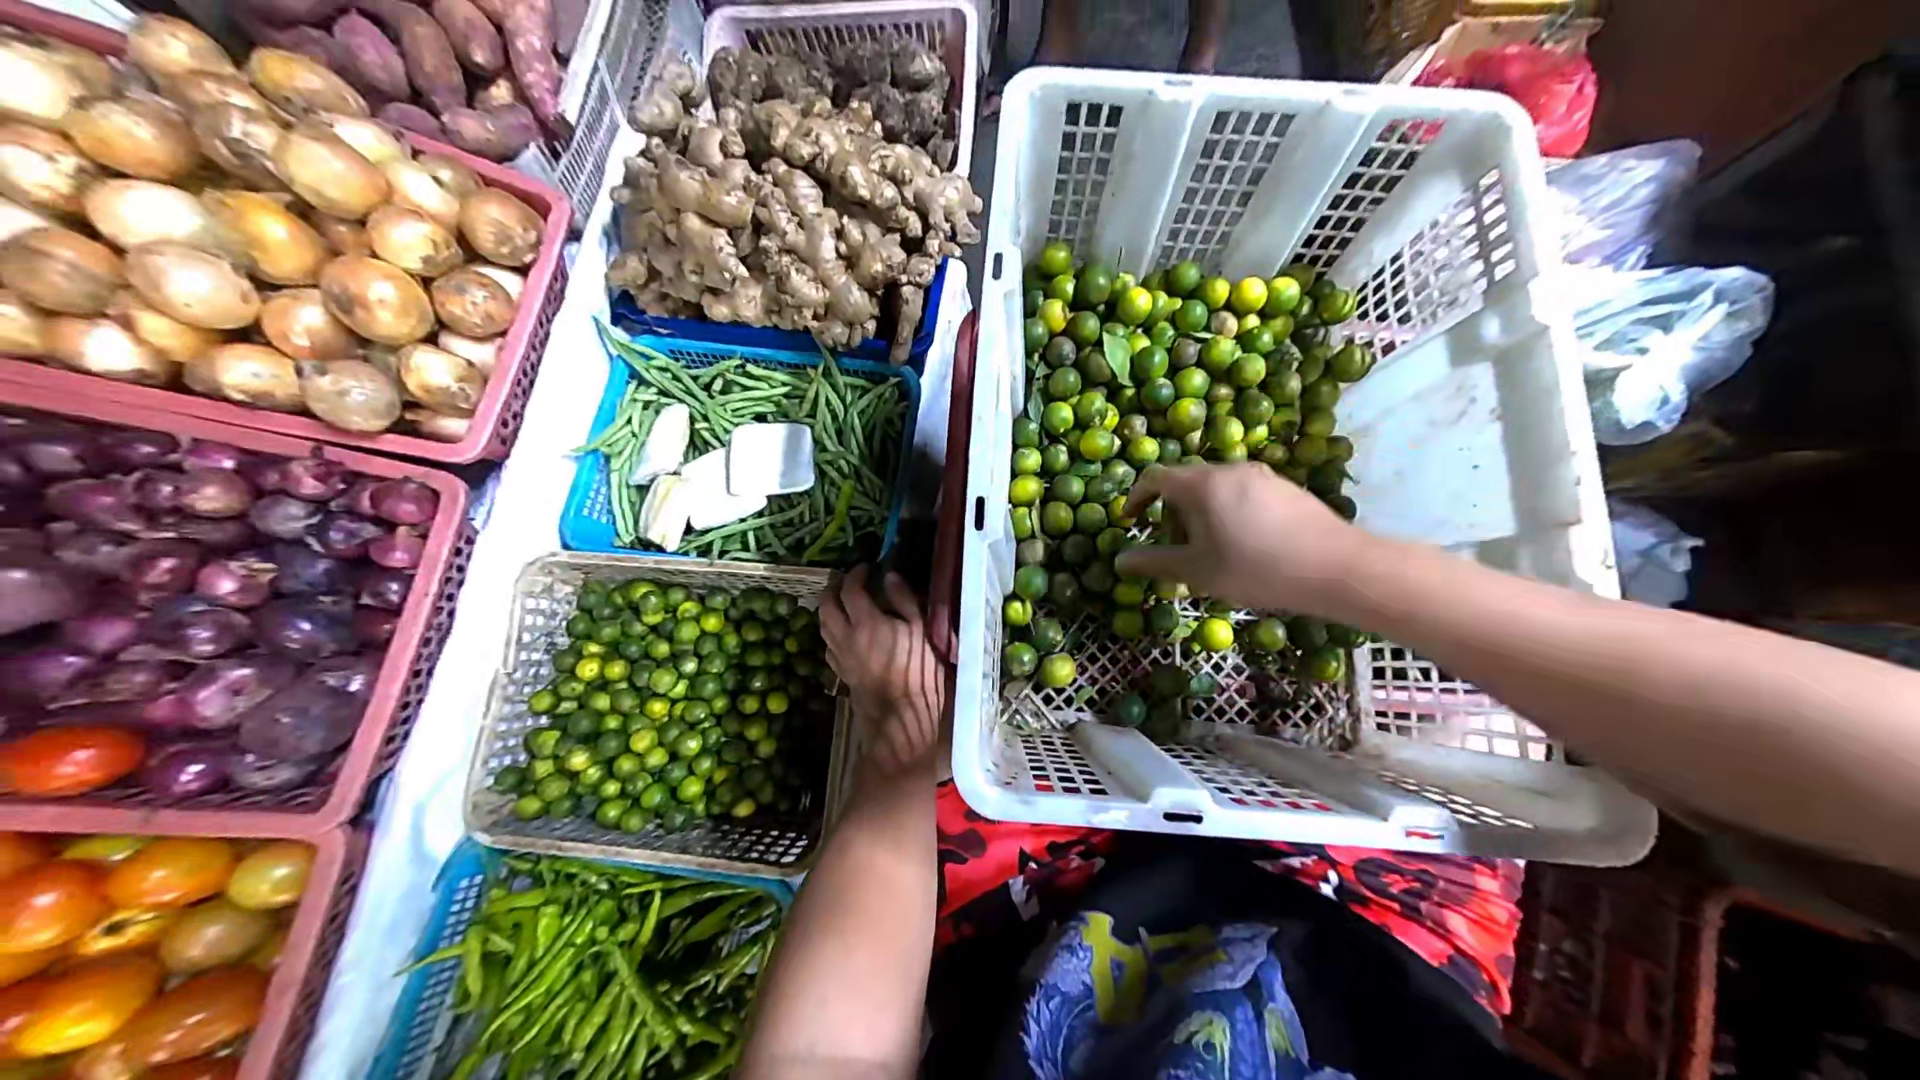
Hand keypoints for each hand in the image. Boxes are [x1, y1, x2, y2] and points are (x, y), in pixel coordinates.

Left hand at [819, 565, 946, 771]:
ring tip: (844, 604)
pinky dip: (833, 632)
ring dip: (830, 609)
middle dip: (834, 588)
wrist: (903, 719)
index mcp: (865, 621)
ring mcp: (839, 656)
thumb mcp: (921, 630)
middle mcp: (845, 636)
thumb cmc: (919, 673)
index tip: (866, 567)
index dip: (856, 573)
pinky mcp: (841, 673)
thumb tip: (889, 576)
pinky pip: (828, 645)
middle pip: (826, 604)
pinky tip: (846, 634)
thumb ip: (904, 600)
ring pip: (823, 625)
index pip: (850, 588)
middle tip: (848, 581)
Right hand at [1114, 463, 1375, 615]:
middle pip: (1185, 483)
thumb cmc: (1256, 569)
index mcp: (1202, 484)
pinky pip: (1241, 494)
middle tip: (1174, 548)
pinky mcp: (1285, 489)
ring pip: (1215, 489)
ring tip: (1210, 552)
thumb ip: (1154, 562)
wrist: (1338, 568)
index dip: (1136, 498)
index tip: (1130, 521)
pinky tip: (1245, 548)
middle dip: (1170, 513)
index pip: (1154, 477)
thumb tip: (1119, 561)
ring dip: (1199, 515)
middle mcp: (1229, 470)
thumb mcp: (1196, 571)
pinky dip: (1227, 514)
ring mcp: (1261, 477)